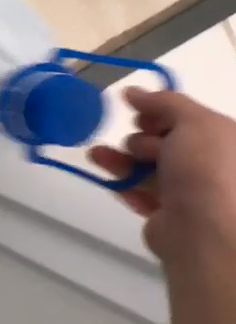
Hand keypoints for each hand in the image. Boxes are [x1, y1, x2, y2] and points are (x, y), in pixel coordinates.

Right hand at [88, 88, 235, 263]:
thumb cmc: (213, 172)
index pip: (193, 122)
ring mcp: (198, 194)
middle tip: (143, 147)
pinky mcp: (171, 213)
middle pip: (169, 143)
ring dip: (122, 157)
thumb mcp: (199, 124)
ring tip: (101, 156)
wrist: (208, 231)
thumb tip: (133, 92)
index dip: (163, 114)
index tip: (144, 116)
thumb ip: (167, 102)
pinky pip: (140, 190)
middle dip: (143, 139)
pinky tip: (106, 174)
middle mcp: (219, 169)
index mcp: (231, 147)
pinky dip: (121, 180)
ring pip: (150, 166)